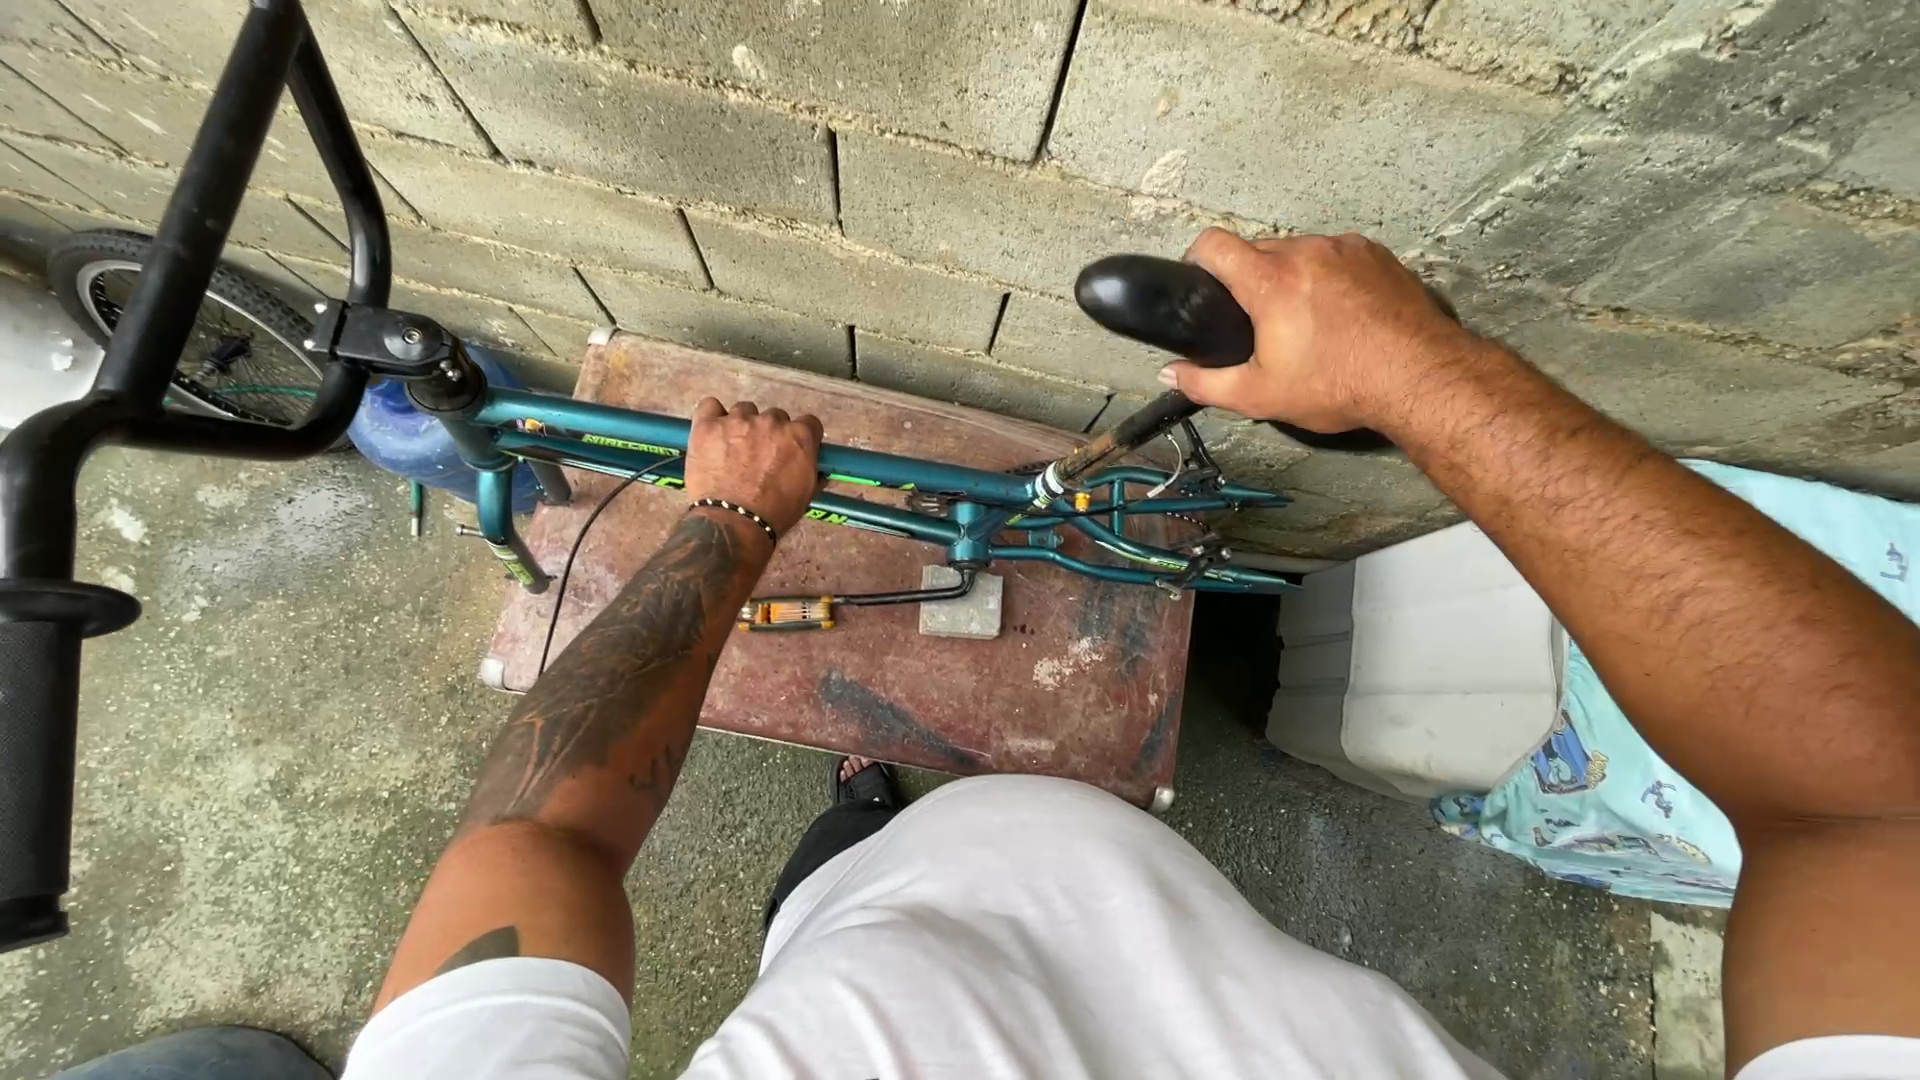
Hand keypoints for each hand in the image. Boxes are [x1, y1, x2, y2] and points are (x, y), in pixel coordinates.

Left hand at [683, 398, 823, 535]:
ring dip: (742, 426)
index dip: (801, 437)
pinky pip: (710, 406)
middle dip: (770, 434)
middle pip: (775, 417)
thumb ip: (813, 475)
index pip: (809, 423)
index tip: (793, 449)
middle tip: (761, 457)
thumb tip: (821, 472)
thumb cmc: (775, 513)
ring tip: (732, 449)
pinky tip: (712, 434)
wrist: (734, 522)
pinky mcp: (708, 425)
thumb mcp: (805, 496)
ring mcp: (738, 421)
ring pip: (744, 411)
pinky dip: (712, 416)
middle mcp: (771, 422)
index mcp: (799, 437)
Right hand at [1157, 228, 1475, 433]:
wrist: (1419, 377)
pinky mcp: (1378, 256)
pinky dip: (1326, 279)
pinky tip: (1336, 316)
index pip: (1214, 244)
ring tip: (1300, 322)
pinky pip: (1335, 258)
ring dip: (1289, 279)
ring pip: (1298, 253)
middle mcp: (1307, 252)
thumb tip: (1170, 374)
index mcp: (1270, 281)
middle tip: (1255, 323)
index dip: (1196, 259)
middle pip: (1257, 250)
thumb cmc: (1339, 384)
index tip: (1198, 281)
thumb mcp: (1258, 395)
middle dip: (1248, 281)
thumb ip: (1204, 383)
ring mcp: (1347, 249)